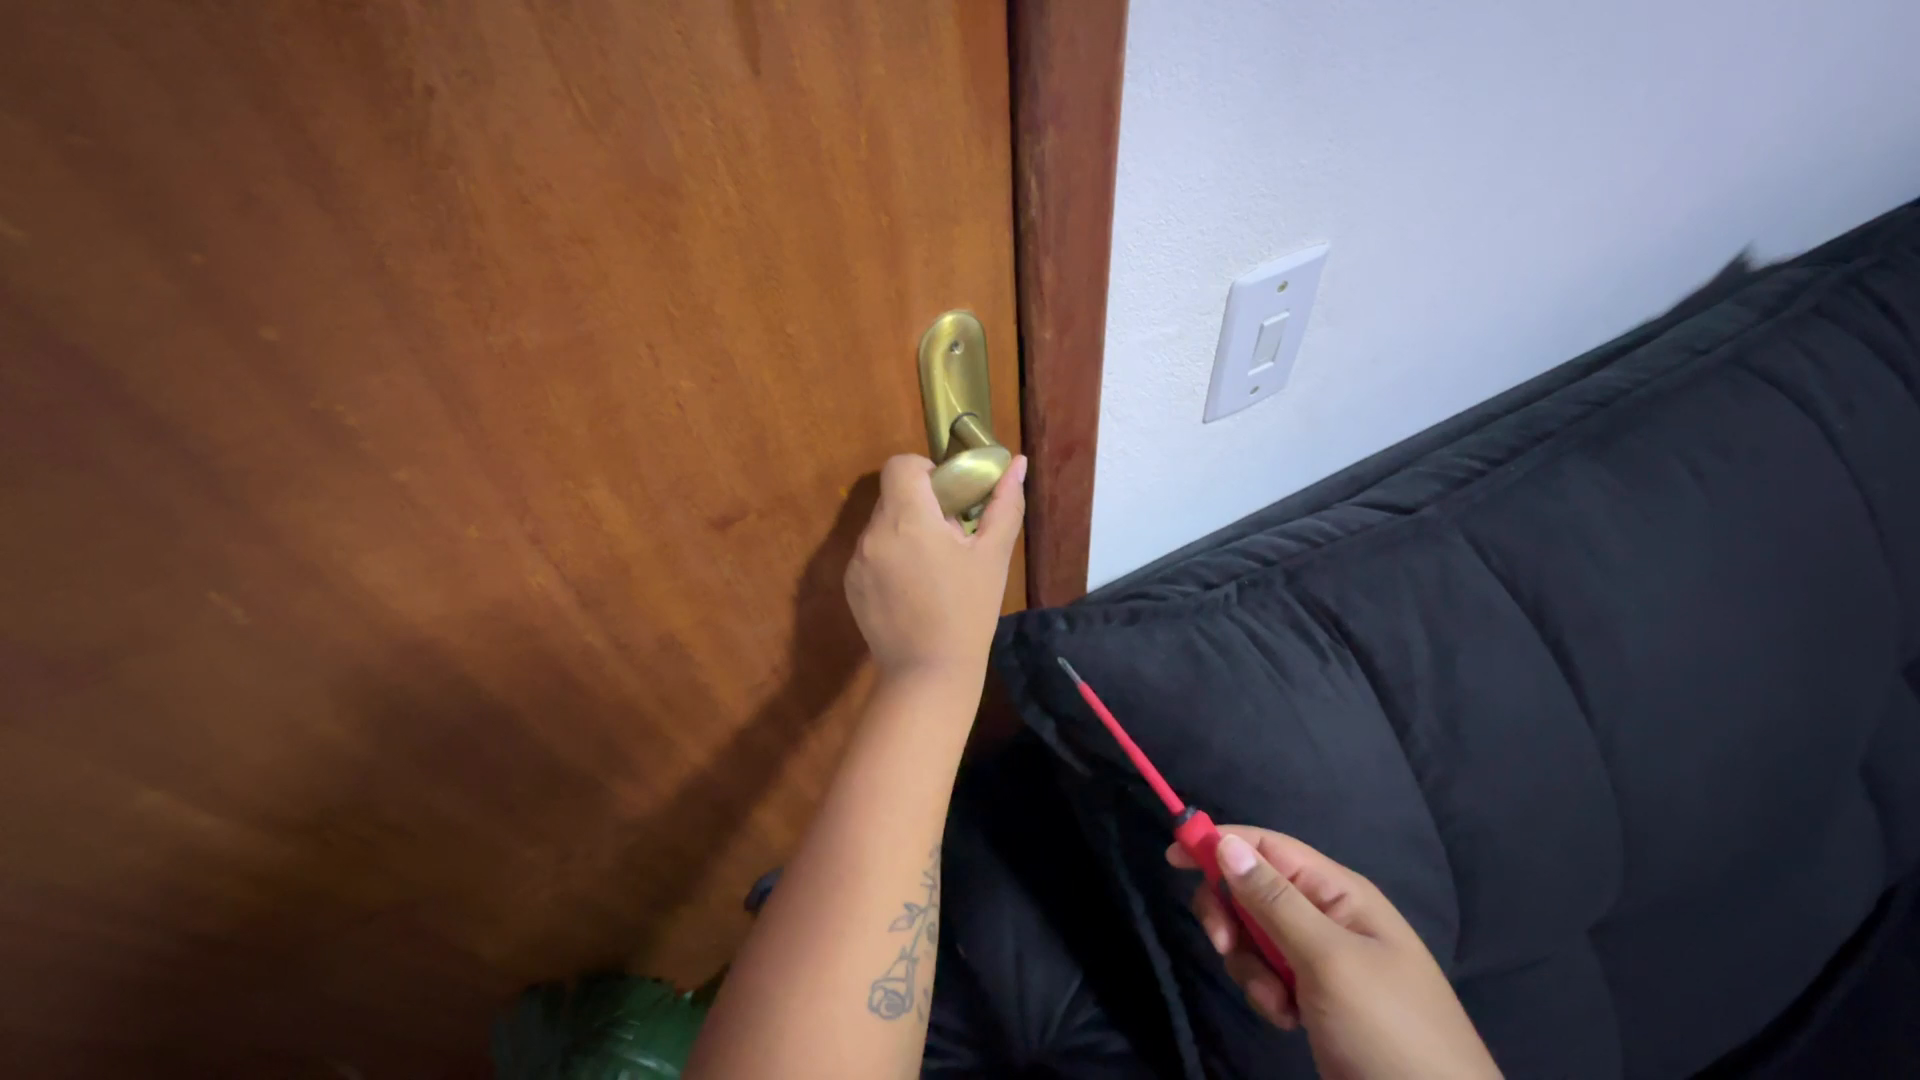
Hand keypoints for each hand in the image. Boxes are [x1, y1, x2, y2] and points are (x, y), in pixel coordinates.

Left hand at [843, 453, 1025, 682]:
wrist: (928, 673)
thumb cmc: (969, 612)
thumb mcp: (993, 556)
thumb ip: (1005, 504)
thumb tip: (1017, 463)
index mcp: (908, 519)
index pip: (901, 464)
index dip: (925, 471)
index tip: (949, 497)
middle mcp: (874, 533)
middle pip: (893, 495)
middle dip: (921, 505)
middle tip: (950, 538)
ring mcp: (857, 561)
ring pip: (882, 525)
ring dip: (905, 532)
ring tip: (933, 569)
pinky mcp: (851, 585)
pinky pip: (871, 554)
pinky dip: (890, 559)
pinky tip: (913, 591)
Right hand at [1169, 827, 1500, 1079]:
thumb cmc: (1388, 1030)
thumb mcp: (1328, 960)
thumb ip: (1273, 899)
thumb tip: (1226, 841)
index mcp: (1339, 892)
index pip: (1268, 847)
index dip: (1219, 843)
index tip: (1173, 855)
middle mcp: (1327, 916)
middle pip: (1252, 890)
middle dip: (1232, 916)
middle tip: (1223, 944)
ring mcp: (1320, 959)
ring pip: (1253, 936)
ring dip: (1250, 966)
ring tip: (1278, 1002)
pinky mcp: (1313, 996)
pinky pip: (1267, 974)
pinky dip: (1266, 993)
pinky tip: (1287, 1019)